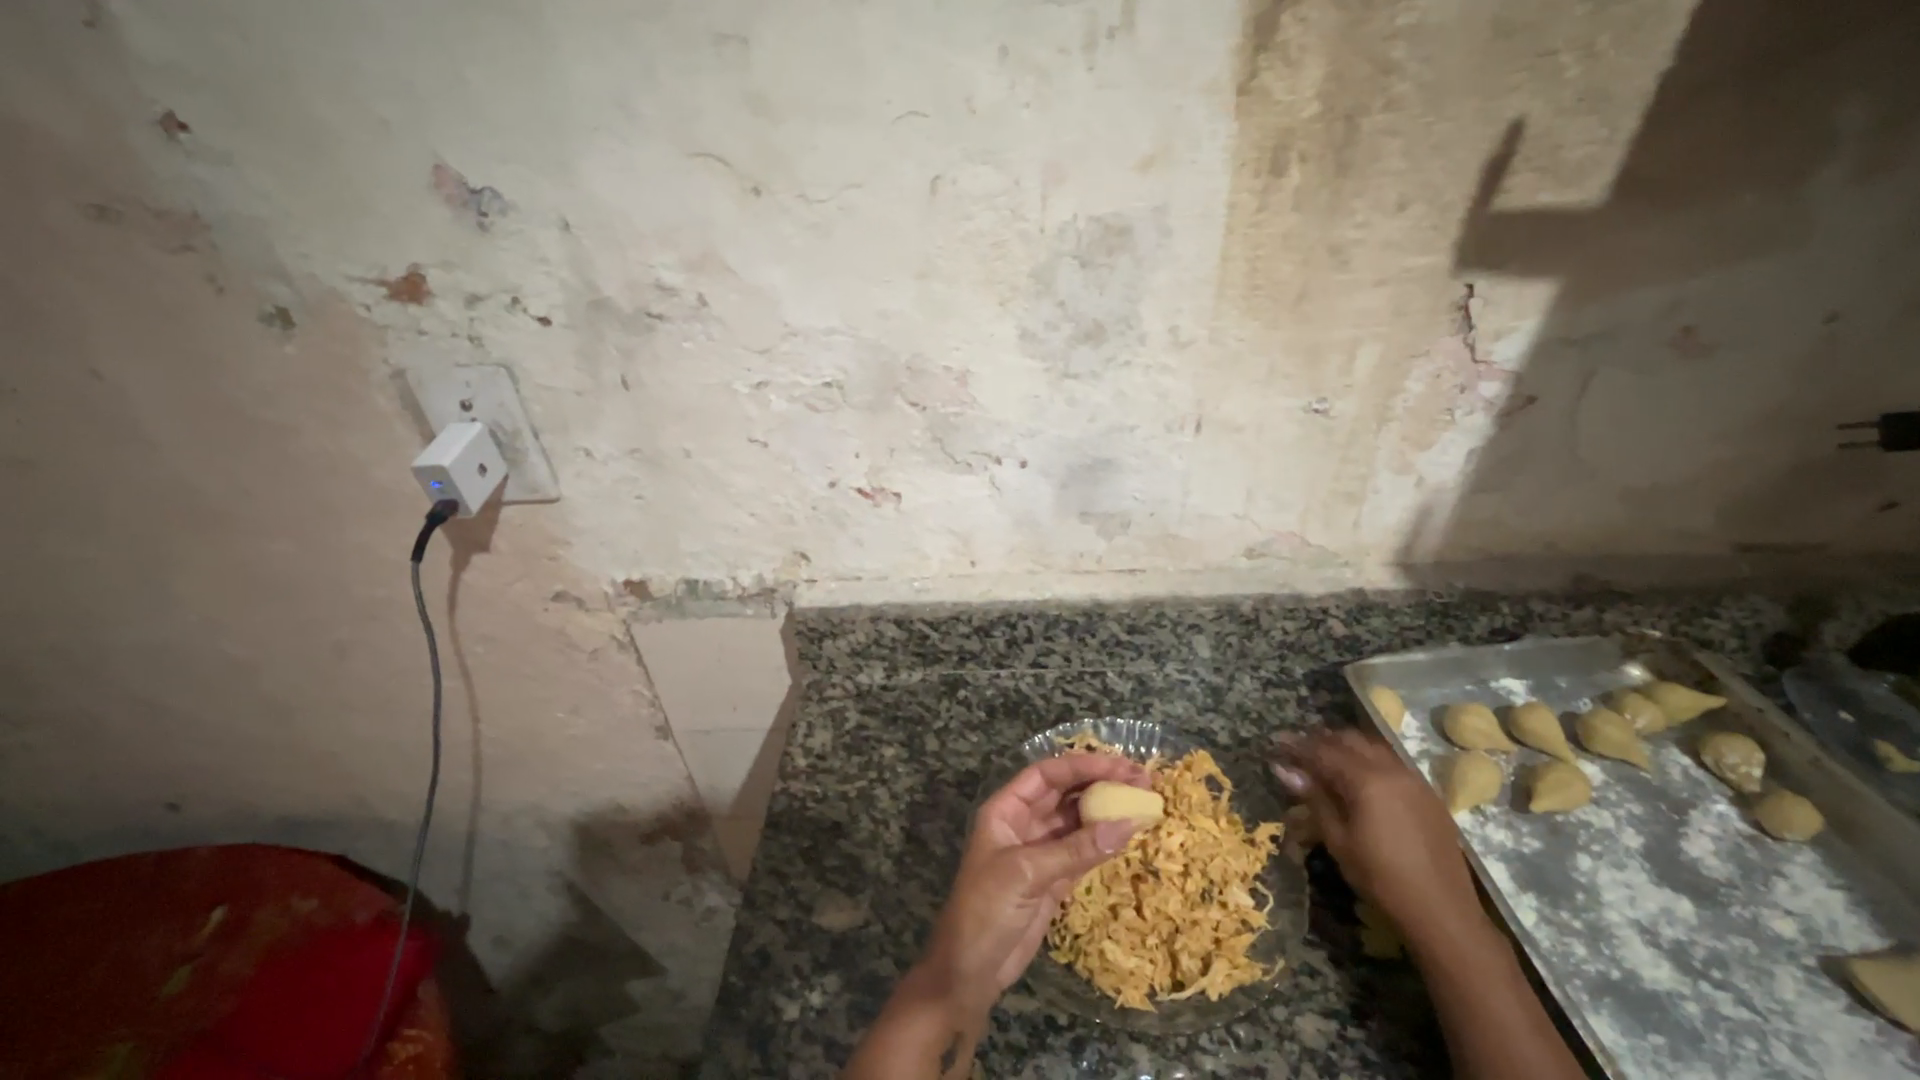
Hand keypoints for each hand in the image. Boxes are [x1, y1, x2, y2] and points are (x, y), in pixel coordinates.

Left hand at [920, 753, 1148, 1012]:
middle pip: (1066, 792)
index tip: (1120, 765)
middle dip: (1101, 782)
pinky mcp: (1054, 878)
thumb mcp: (1027, 873)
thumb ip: (1077, 849)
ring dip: (1107, 811)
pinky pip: (1084, 850)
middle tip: (1142, 779)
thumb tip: (1128, 823)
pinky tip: (1129, 833)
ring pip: (1078, 820)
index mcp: (1006, 810)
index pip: (1047, 774)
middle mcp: (1024, 824)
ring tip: (1144, 801)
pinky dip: (1105, 842)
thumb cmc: (986, 909)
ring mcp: (1040, 851)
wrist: (971, 969)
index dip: (1082, 766)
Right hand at [1270, 731, 1482, 941]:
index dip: (1297, 745)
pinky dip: (1369, 761)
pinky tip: (1360, 778)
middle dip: (1322, 740)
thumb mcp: (1338, 840)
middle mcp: (1392, 770)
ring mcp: (1414, 780)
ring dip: (1346, 747)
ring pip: (1374, 748)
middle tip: (1298, 749)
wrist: (1441, 909)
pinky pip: (1392, 763)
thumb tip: (1285, 770)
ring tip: (1325, 759)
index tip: (1276, 742)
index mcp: (1367, 780)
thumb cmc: (1380, 878)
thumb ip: (1315, 799)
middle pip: (1351, 740)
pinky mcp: (1428, 794)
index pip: (1323, 751)